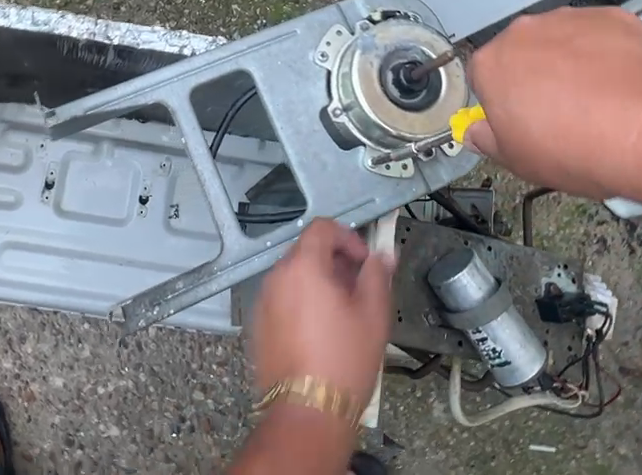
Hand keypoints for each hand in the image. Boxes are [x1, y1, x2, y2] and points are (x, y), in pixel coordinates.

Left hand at [247, 219, 392, 403]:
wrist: (307, 413)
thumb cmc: (342, 361)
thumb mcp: (373, 314)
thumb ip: (377, 275)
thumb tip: (382, 255)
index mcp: (302, 266)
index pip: (322, 228)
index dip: (348, 237)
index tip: (364, 261)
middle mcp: (277, 277)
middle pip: (307, 250)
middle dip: (335, 262)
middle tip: (359, 288)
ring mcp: (264, 301)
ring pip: (295, 276)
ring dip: (319, 282)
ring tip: (344, 313)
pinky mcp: (258, 325)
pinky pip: (283, 299)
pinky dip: (302, 302)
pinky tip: (322, 331)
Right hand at [464, 7, 641, 199]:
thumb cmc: (579, 147)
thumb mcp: (519, 162)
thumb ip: (487, 140)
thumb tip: (476, 133)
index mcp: (492, 64)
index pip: (484, 78)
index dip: (503, 102)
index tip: (522, 121)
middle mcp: (524, 32)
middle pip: (521, 54)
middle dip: (536, 79)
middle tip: (561, 116)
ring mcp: (569, 20)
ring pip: (561, 42)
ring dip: (572, 65)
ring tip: (599, 106)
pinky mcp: (612, 18)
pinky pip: (601, 36)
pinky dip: (608, 56)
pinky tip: (623, 89)